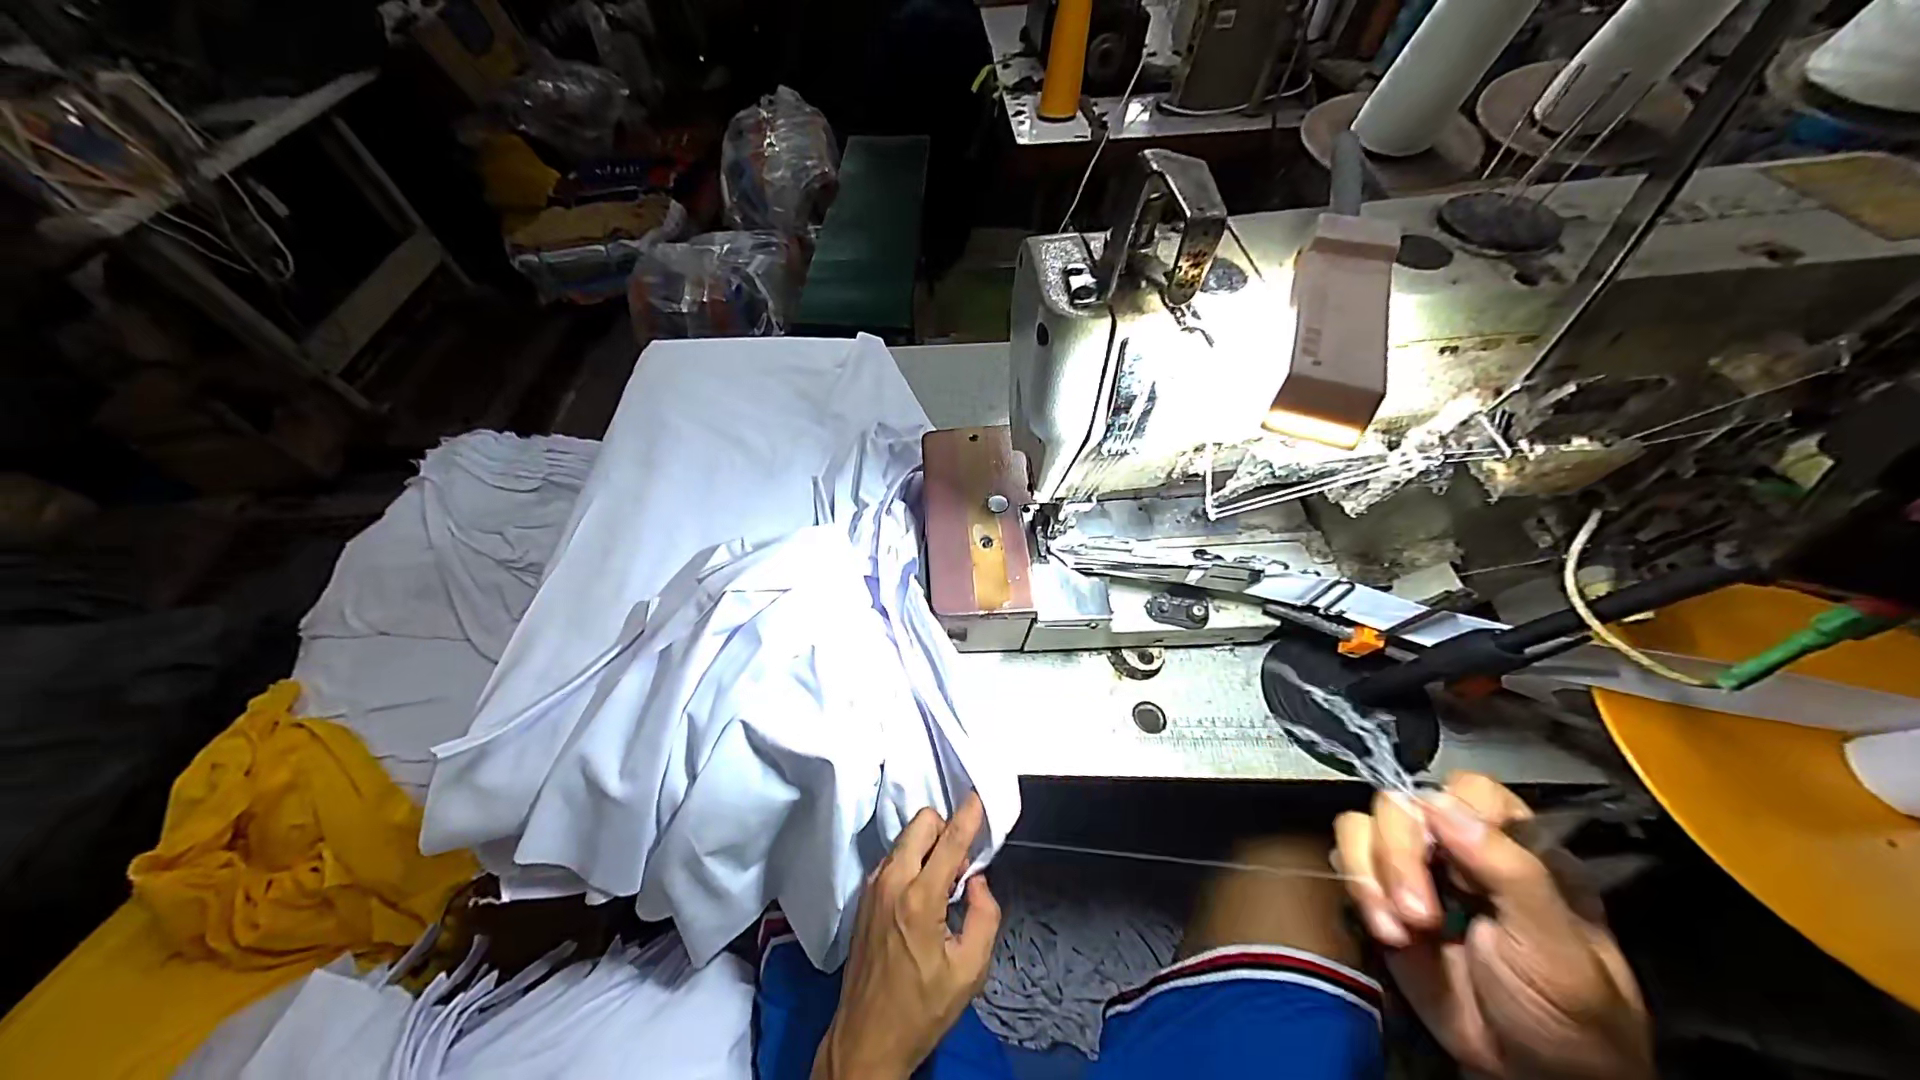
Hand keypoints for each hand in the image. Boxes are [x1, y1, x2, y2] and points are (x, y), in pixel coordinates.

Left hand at [814, 793, 1001, 1079]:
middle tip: (962, 866)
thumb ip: (985, 916)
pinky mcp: (864, 896)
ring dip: (929, 847)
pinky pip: (893, 858)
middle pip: (922, 823)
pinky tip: (922, 895)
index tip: (979, 797)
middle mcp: (890, 883)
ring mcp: (872, 887)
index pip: (950, 841)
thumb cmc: (920, 1009)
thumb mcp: (969, 971)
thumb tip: (978, 882)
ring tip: (943, 887)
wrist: (866, 1037)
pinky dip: (913, 861)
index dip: (969, 815)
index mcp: (918, 900)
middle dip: (947, 830)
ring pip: (906, 838)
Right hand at [1335, 773, 1652, 1079]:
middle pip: (1403, 805)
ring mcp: (1417, 868)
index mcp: (1517, 848)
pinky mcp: (1382, 893)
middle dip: (1400, 856)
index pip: (1469, 790)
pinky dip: (1358, 887)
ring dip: (1372, 874)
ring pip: (1364, 824)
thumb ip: (1509, 870)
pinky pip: (1346, 857)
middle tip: (1421, 914)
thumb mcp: (1557, 946)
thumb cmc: (1569, 1015)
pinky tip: (1385, 930)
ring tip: (1399, 928)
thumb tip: (1444, 804)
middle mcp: (1460, 847)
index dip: (1451, 812)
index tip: (1454, 861)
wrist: (1529, 1077)